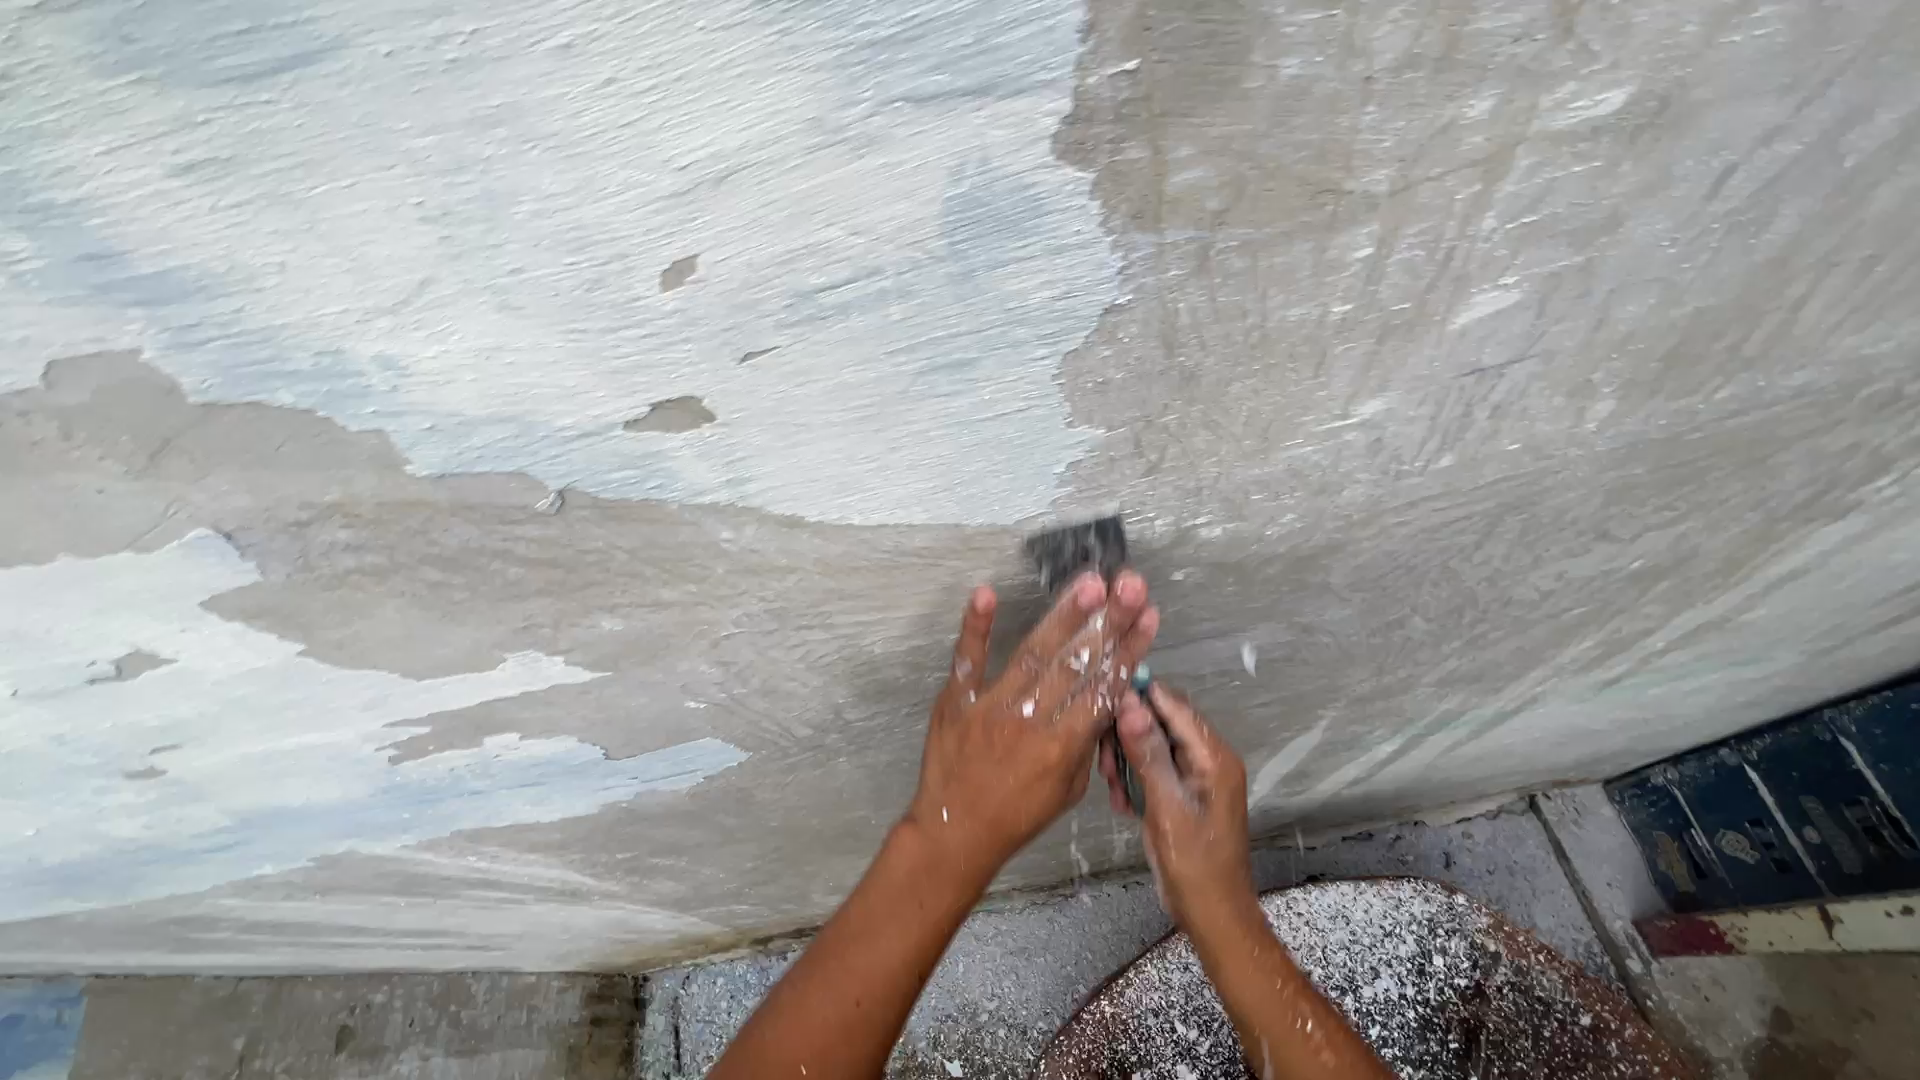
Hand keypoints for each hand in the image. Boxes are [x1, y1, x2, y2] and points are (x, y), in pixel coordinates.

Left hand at [907, 571, 1157, 875]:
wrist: (954, 833)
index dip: (1129, 650)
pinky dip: (976, 626)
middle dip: (1107, 621)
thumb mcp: (1068, 789)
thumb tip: (1105, 698)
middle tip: (1129, 583)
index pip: (1104, 688)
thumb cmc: (1018, 815)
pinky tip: (985, 593)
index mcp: (1062, 746)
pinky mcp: (956, 699)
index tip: (1149, 615)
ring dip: (1063, 616)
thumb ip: (1085, 742)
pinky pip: (967, 658)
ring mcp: (990, 705)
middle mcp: (1030, 719)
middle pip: (1076, 664)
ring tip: (1089, 582)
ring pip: (1034, 654)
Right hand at [1104, 683, 1256, 929]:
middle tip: (1104, 764)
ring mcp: (1196, 776)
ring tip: (1113, 789)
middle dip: (1127, 736)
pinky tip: (1122, 803)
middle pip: (1160, 722)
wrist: (1212, 916)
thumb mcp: (1166, 807)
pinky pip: (1154, 768)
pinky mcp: (1184, 792)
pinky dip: (1134, 779)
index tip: (1101, 703)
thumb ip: (1148, 753)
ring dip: (1127, 760)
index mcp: (1213, 756)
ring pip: (1152, 745)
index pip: (1173, 704)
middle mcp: (1208, 758)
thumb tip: (1130, 703)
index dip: (1138, 698)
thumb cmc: (1194, 864)